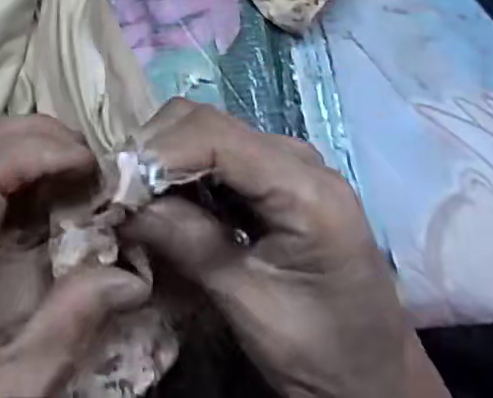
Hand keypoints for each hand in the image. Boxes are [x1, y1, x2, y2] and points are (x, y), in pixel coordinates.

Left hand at [0, 115, 151, 397]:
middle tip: (92, 166)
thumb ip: (70, 326)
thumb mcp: (16, 391)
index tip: (90, 165)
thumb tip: (131, 275)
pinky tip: (48, 193)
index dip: (39, 147)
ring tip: (76, 173)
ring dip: (27, 143)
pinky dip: (15, 165)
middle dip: (39, 135)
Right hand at [123, 99, 447, 397]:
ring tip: (134, 196)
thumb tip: (120, 205)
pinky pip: (211, 147)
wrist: (376, 380)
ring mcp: (284, 159)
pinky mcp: (270, 171)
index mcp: (307, 190)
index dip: (156, 152)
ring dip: (159, 154)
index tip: (116, 187)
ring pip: (201, 126)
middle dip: (152, 149)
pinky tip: (161, 196)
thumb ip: (189, 245)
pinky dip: (177, 164)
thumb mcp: (250, 307)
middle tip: (118, 194)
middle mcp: (296, 157)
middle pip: (203, 120)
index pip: (214, 136)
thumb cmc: (323, 354)